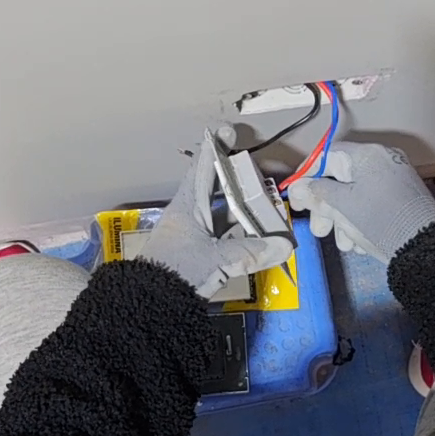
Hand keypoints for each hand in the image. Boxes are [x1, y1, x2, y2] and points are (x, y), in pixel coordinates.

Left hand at [140, 127, 296, 297]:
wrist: (149, 304)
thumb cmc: (177, 271)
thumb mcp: (216, 260)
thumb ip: (250, 252)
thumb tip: (285, 246)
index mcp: (187, 207)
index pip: (203, 169)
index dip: (216, 150)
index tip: (227, 131)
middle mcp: (188, 216)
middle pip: (216, 191)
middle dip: (237, 182)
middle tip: (257, 172)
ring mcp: (191, 236)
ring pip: (221, 216)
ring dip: (242, 212)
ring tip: (265, 206)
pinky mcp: (194, 256)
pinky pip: (221, 238)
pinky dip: (238, 235)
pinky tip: (256, 236)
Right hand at [286, 142, 434, 261]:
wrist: (422, 248)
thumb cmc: (379, 221)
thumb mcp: (342, 207)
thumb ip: (317, 194)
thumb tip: (297, 187)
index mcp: (367, 155)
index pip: (327, 156)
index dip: (307, 176)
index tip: (296, 196)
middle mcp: (382, 161)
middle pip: (341, 179)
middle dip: (326, 207)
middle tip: (320, 229)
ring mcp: (394, 180)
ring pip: (355, 196)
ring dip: (342, 220)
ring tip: (345, 243)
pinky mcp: (401, 199)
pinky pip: (371, 204)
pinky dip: (360, 221)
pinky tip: (358, 242)